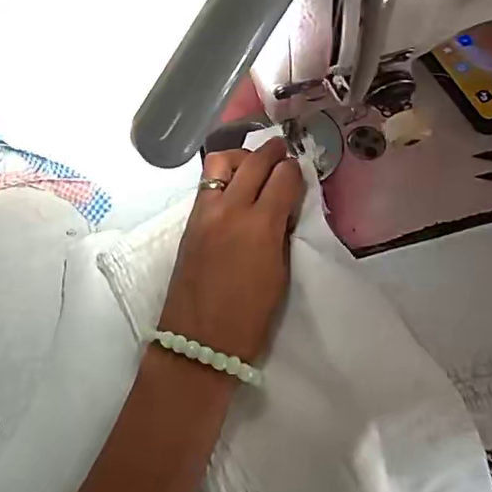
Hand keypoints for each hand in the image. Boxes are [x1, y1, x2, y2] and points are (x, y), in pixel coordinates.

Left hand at [157, 138, 305, 363]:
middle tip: (284, 151)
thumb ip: (283, 231)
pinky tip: (235, 187)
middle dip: (273, 152)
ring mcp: (205, 212)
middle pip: (254, 161)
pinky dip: (225, 176)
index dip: (296, 170)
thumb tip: (285, 207)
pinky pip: (208, 183)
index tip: (301, 171)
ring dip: (242, 157)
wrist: (200, 341)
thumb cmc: (250, 316)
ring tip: (254, 167)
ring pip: (222, 161)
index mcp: (261, 225)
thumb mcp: (280, 272)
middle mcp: (231, 209)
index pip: (284, 177)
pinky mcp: (190, 221)